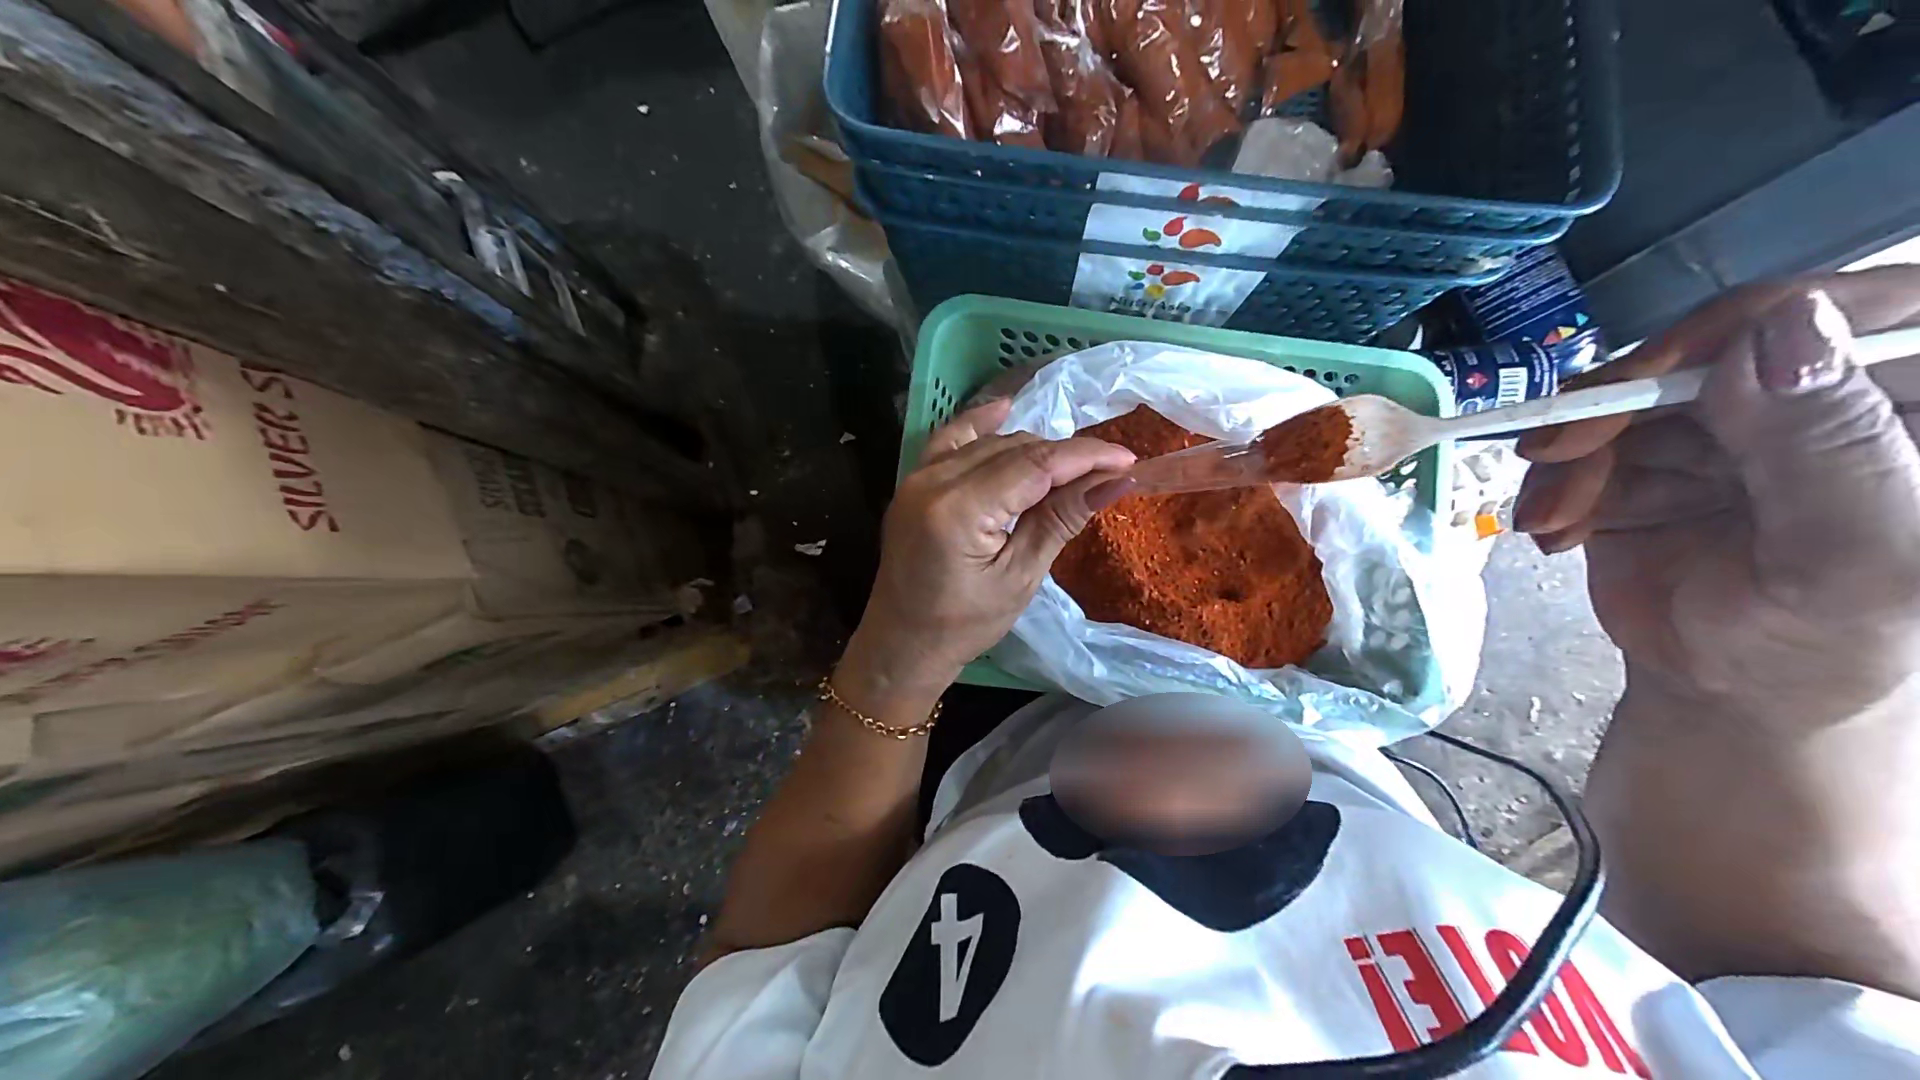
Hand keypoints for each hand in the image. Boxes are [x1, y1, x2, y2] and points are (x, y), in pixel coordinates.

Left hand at [841, 399, 1134, 698]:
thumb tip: (1114, 480)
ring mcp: (919, 476)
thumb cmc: (963, 624)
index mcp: (960, 510)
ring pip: (990, 442)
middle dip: (1064, 455)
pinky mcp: (914, 481)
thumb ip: (1061, 519)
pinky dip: (982, 424)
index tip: (1128, 459)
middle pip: (1015, 447)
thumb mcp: (1020, 577)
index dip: (1086, 457)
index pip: (1036, 464)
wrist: (902, 642)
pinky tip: (1007, 408)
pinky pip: (951, 438)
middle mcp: (935, 480)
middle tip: (1105, 472)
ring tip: (1070, 469)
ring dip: (1033, 449)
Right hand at [1515, 267, 1919, 725]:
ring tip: (1547, 521)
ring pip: (1628, 408)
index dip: (1742, 326)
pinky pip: (1588, 452)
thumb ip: (1827, 451)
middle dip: (1612, 412)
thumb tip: (1777, 325)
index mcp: (1912, 412)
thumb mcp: (1849, 560)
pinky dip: (1558, 488)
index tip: (1646, 378)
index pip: (1856, 314)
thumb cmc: (1822, 646)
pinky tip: (1556, 531)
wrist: (1728, 695)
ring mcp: (1732, 434)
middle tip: (1549, 455)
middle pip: (1706, 361)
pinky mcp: (1655, 465)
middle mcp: (1820, 408)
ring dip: (1569, 463)